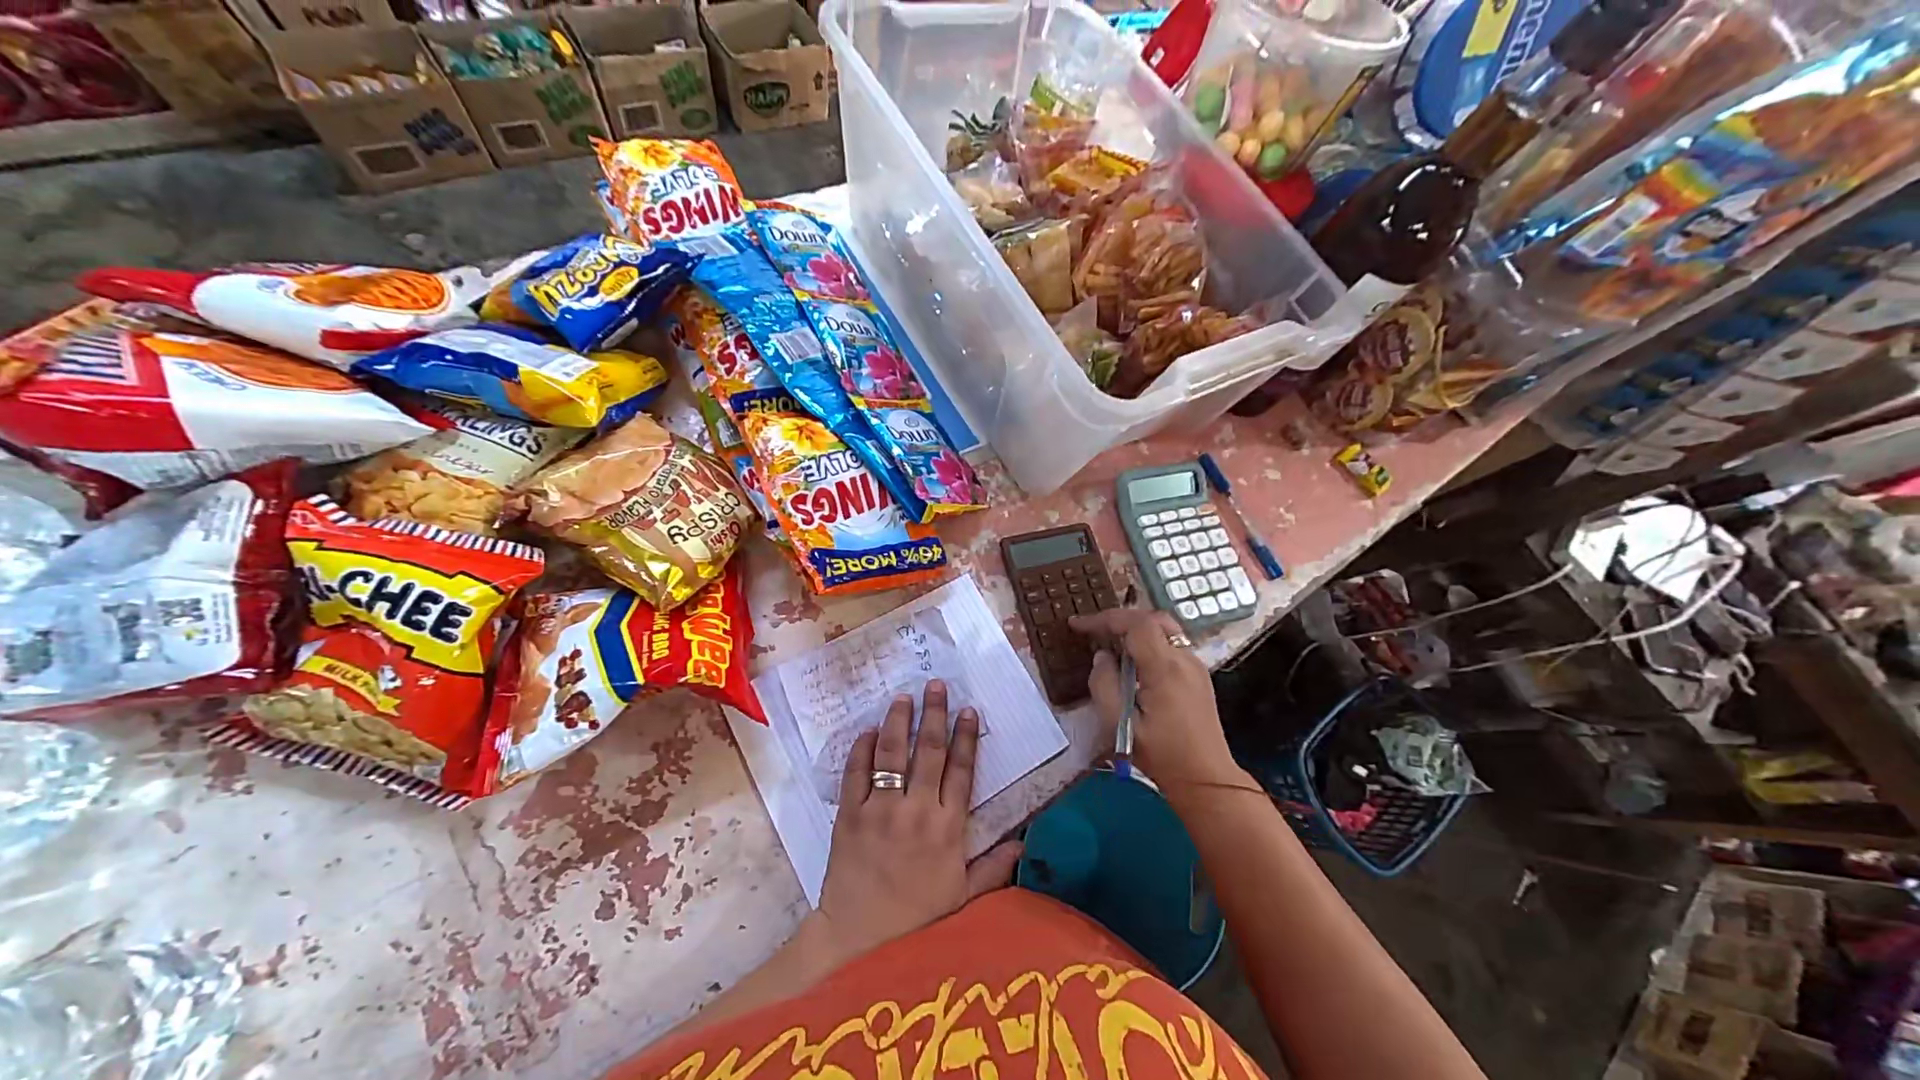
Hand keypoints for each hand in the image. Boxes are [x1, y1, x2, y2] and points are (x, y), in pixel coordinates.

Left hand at [809, 680, 1022, 966]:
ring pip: (892, 753)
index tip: (967, 709)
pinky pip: (855, 773)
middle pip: (928, 752)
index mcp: (948, 828)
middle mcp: (917, 811)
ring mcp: (880, 810)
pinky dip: (862, 748)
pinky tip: (868, 730)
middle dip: (934, 714)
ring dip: (899, 721)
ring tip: (904, 696)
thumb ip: (994, 867)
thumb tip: (1023, 841)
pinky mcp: (849, 815)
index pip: (962, 771)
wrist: (859, 939)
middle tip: (936, 685)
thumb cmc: (917, 919)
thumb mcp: (964, 898)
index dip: (966, 737)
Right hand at [1069, 607, 1244, 785]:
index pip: (1135, 623)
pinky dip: (1149, 643)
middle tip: (1095, 630)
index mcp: (1165, 667)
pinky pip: (1171, 646)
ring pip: (1165, 630)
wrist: (1206, 779)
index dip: (1103, 619)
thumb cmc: (1161, 754)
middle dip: (1121, 619)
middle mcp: (1185, 659)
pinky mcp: (1199, 677)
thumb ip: (1104, 683)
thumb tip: (1102, 657)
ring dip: (1136, 630)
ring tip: (1111, 644)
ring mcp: (1196, 666)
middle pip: (1152, 619)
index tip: (1077, 625)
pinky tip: (1133, 664)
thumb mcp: (1119, 723)